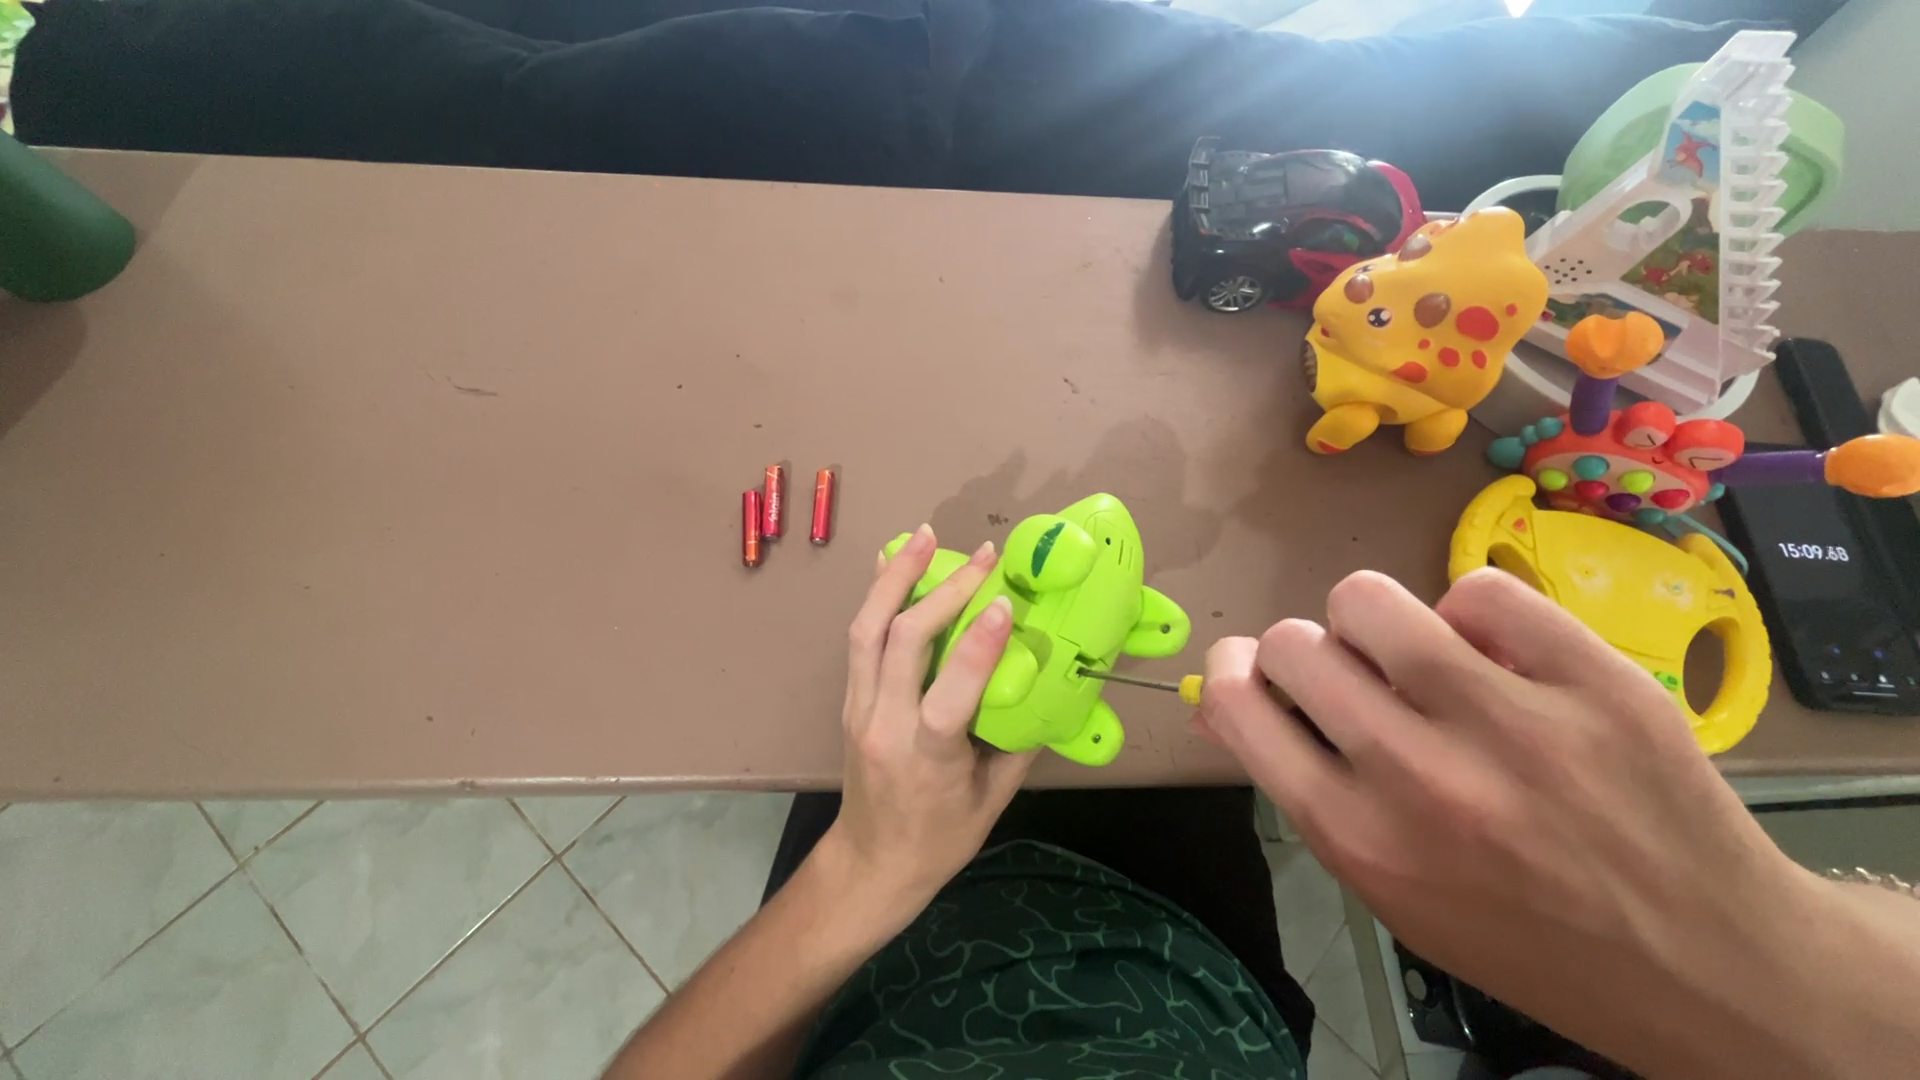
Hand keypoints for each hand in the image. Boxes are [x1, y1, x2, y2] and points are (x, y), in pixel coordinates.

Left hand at [822, 524, 1035, 908]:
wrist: (870, 864)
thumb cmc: (939, 840)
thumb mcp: (991, 800)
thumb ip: (1018, 740)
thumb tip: (1047, 683)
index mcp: (926, 758)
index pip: (948, 694)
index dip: (977, 645)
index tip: (1005, 602)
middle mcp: (883, 724)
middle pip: (900, 643)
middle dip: (942, 591)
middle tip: (982, 557)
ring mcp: (858, 707)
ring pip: (867, 629)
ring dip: (896, 576)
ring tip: (925, 536)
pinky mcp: (849, 698)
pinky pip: (859, 638)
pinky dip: (876, 595)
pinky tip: (892, 561)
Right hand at [1197, 569, 1822, 1077]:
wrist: (1708, 969)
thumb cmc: (1513, 932)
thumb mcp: (1381, 881)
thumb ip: (1297, 783)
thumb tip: (1222, 700)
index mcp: (1356, 834)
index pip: (1236, 702)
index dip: (1228, 671)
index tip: (1248, 670)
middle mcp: (1418, 774)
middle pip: (1292, 643)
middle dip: (1303, 654)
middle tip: (1350, 682)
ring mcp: (1511, 720)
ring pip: (1368, 598)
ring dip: (1374, 624)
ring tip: (1417, 661)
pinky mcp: (1595, 679)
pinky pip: (1477, 590)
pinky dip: (1473, 617)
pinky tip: (1501, 661)